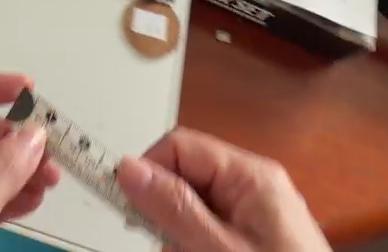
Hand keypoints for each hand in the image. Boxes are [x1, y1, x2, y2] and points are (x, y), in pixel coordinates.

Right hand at [117, 128, 329, 251]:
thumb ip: (176, 210)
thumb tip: (128, 168)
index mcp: (251, 176)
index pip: (179, 147)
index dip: (149, 173)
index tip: (130, 210)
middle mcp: (254, 187)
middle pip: (184, 180)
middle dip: (167, 220)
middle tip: (171, 250)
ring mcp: (258, 216)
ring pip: (193, 214)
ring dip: (181, 243)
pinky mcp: (258, 241)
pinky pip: (211, 235)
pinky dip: (197, 249)